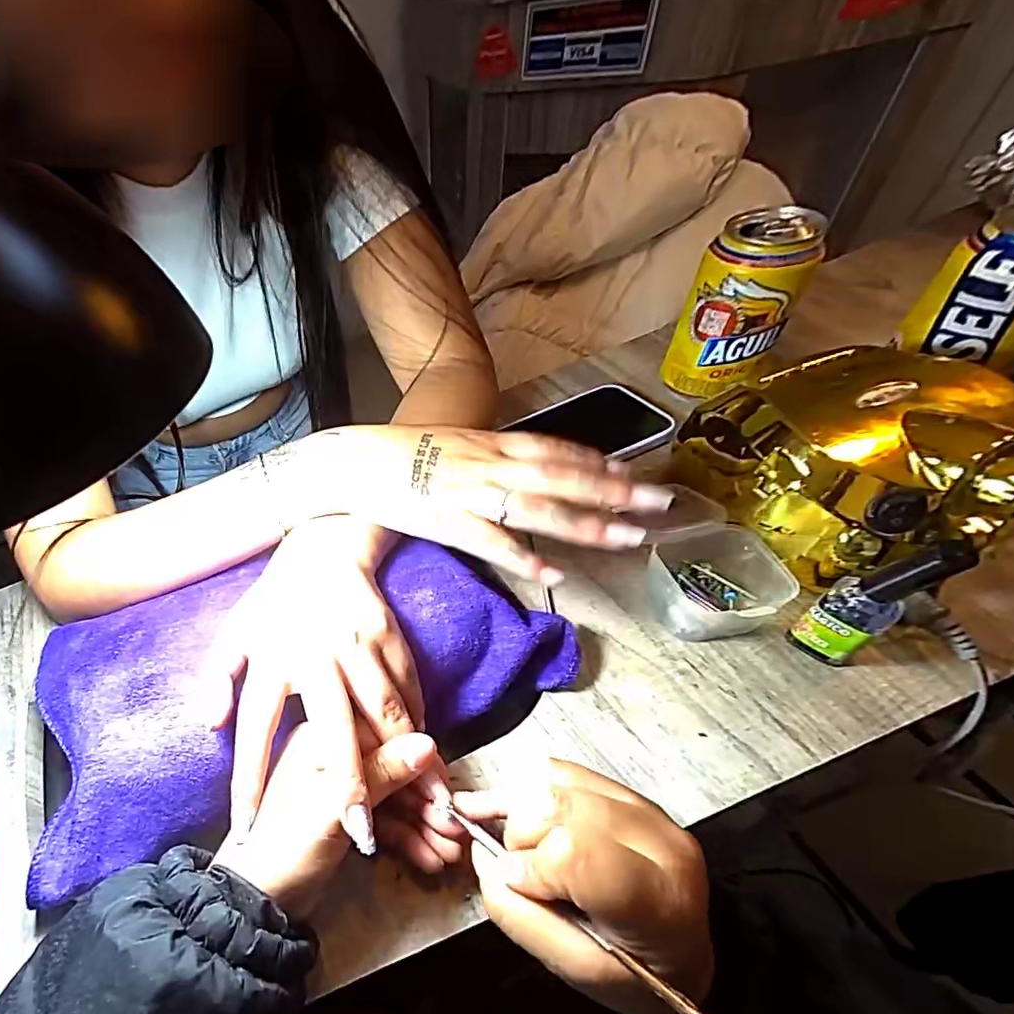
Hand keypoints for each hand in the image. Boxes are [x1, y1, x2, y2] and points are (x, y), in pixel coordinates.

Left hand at [207, 518, 462, 872]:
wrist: (323, 551)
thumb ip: (217, 678)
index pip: (257, 729)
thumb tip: (207, 724)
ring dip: (402, 765)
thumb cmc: (272, 601)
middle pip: (335, 729)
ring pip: (385, 716)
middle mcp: (316, 657)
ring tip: (419, 809)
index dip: (250, 780)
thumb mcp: (235, 633)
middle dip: (348, 785)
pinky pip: (408, 692)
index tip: (249, 827)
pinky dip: (417, 728)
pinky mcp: (390, 640)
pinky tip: (423, 759)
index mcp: (271, 658)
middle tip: (358, 835)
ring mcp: (358, 648)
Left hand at [213, 722, 440, 917]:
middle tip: (456, 834)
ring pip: (392, 797)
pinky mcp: (345, 817)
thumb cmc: (286, 846)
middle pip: (392, 770)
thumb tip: (427, 742)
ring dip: (422, 824)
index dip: (420, 769)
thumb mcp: (334, 809)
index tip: (447, 797)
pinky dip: (407, 837)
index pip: (384, 738)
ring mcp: (339, 788)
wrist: (258, 897)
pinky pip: (384, 819)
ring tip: (448, 854)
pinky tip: (428, 858)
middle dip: (426, 803)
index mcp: (319, 738)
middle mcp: (331, 755)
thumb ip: (379, 774)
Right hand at [282, 427, 673, 583]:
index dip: (597, 462)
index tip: (634, 472)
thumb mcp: (447, 440)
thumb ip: (483, 452)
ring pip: (536, 509)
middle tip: (661, 504)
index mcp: (486, 442)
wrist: (352, 458)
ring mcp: (468, 494)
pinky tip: (552, 573)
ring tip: (627, 538)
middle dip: (612, 490)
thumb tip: (514, 466)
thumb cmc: (396, 448)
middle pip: (560, 477)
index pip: (554, 450)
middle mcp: (486, 465)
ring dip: (584, 524)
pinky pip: (490, 542)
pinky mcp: (444, 522)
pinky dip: (522, 557)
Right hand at [456, 761, 712, 1013]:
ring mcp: (641, 809)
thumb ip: (516, 912)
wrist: (676, 948)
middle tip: (522, 870)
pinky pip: (556, 770)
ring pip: (549, 782)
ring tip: (516, 841)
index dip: (532, 864)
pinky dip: (528, 790)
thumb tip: (486, 859)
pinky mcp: (622, 790)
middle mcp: (656, 843)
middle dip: (520, 838)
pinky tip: (520, 812)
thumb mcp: (574, 968)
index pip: (577, 854)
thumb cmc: (637, 968)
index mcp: (658, 902)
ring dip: (519, 811)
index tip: (519, 881)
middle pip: (554, 808)